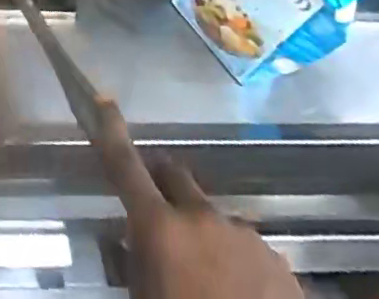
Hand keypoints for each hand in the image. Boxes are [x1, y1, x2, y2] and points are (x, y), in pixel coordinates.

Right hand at [95, 103, 301, 298]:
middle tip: (155, 218)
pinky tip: (237, 298)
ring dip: (200, 234)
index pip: (125, 165)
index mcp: (160, 229)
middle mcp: (199, 217)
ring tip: (205, 283)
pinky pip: (243, 246)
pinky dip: (233, 260)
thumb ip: (136, 270)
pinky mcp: (276, 258)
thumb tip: (132, 244)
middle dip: (160, 185)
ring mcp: (242, 235)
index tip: (103, 100)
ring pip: (210, 217)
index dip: (110, 131)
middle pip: (173, 175)